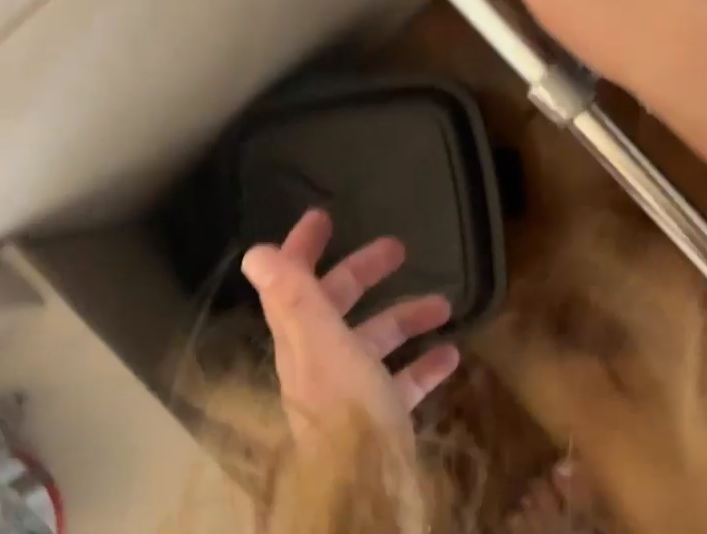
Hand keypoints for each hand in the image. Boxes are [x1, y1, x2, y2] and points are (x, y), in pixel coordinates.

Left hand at [241, 210, 459, 443]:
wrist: (368, 489)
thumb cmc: (347, 410)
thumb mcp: (325, 347)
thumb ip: (296, 299)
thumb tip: (256, 252)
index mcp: (304, 342)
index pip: (293, 285)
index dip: (303, 249)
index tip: (323, 217)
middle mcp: (323, 362)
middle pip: (338, 306)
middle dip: (365, 273)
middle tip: (399, 247)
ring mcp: (352, 390)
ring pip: (377, 341)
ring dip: (406, 316)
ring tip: (444, 304)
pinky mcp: (380, 416)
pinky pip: (404, 381)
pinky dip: (425, 364)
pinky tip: (451, 355)